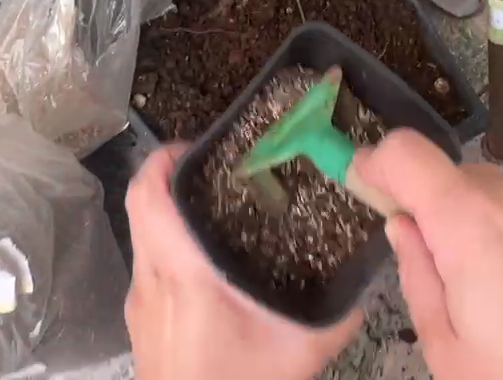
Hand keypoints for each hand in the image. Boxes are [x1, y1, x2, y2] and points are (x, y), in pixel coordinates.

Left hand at [124, 144, 361, 379]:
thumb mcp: (298, 355)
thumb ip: (334, 311)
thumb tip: (363, 270)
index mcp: (181, 276)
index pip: (149, 196)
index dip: (164, 159)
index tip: (198, 146)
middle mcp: (150, 281)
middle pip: (141, 205)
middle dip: (173, 176)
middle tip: (217, 170)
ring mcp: (138, 303)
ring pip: (142, 234)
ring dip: (170, 211)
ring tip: (215, 207)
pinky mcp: (139, 323)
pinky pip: (148, 263)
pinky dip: (169, 245)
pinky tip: (207, 263)